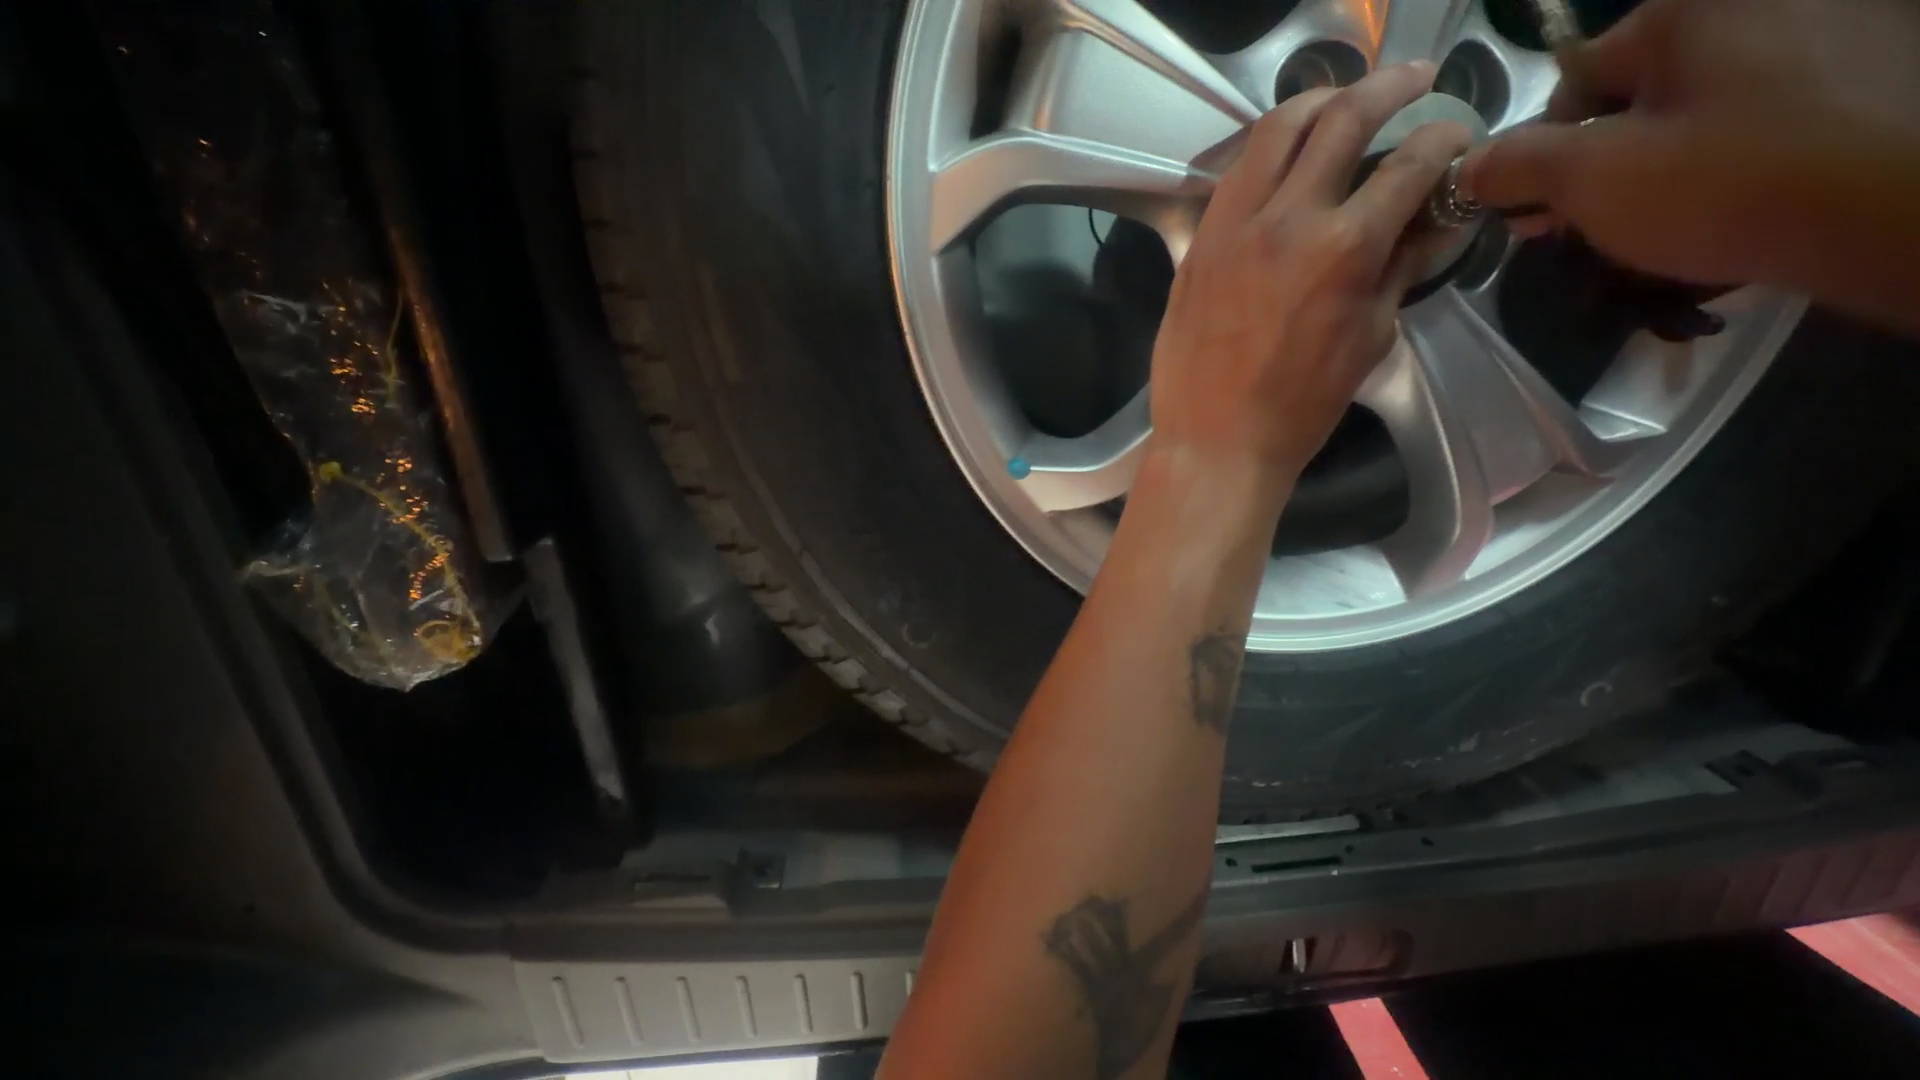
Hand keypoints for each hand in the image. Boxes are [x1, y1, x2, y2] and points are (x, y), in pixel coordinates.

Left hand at [1149, 63, 1468, 478]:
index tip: (1456, 134)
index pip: (1408, 165)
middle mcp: (1286, 219)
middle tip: (1414, 78)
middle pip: (1342, 119)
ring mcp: (1233, 226)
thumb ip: (1403, 267)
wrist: (1215, 440)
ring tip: (1344, 98)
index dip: (1444, 139)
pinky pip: (1234, 172)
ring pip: (1275, 131)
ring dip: (1318, 100)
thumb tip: (1439, 220)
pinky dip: (1267, 148)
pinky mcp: (1199, 241)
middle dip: (1389, 86)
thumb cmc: (1301, 405)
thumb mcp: (1370, 337)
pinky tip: (1285, 151)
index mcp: (1344, 248)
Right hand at [1463, 0, 1919, 293]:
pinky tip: (1721, 214)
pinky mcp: (1865, 82)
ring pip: (1695, 116)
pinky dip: (1725, 170)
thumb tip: (1466, 168)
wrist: (1907, 213)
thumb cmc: (1727, 184)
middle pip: (1635, 97)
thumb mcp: (1591, 179)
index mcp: (1688, 11)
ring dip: (1656, 174)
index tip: (1538, 214)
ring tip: (1651, 233)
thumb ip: (1515, 166)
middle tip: (1586, 230)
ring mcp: (1823, 37)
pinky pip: (1759, 125)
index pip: (1574, 80)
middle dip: (1597, 167)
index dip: (1543, 154)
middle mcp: (1757, 6)